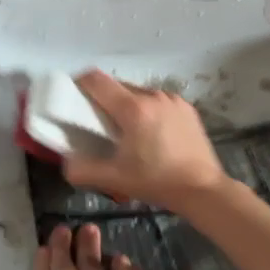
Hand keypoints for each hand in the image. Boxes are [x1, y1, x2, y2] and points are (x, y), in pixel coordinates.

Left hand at [16, 224, 186, 269]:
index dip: (127, 269)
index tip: (122, 260)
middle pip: (94, 261)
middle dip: (93, 243)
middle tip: (89, 229)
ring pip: (65, 256)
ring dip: (65, 242)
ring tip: (64, 230)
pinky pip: (42, 266)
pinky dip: (44, 255)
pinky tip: (43, 250)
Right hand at [63, 70, 230, 211]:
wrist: (203, 190)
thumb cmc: (157, 181)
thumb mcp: (114, 179)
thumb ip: (82, 169)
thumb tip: (65, 162)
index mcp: (133, 108)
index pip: (96, 80)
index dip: (79, 85)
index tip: (74, 101)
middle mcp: (153, 95)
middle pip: (117, 86)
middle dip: (103, 101)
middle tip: (99, 126)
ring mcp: (173, 100)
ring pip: (138, 93)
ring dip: (126, 106)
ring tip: (127, 133)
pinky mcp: (187, 108)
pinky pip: (157, 101)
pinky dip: (147, 111)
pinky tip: (151, 135)